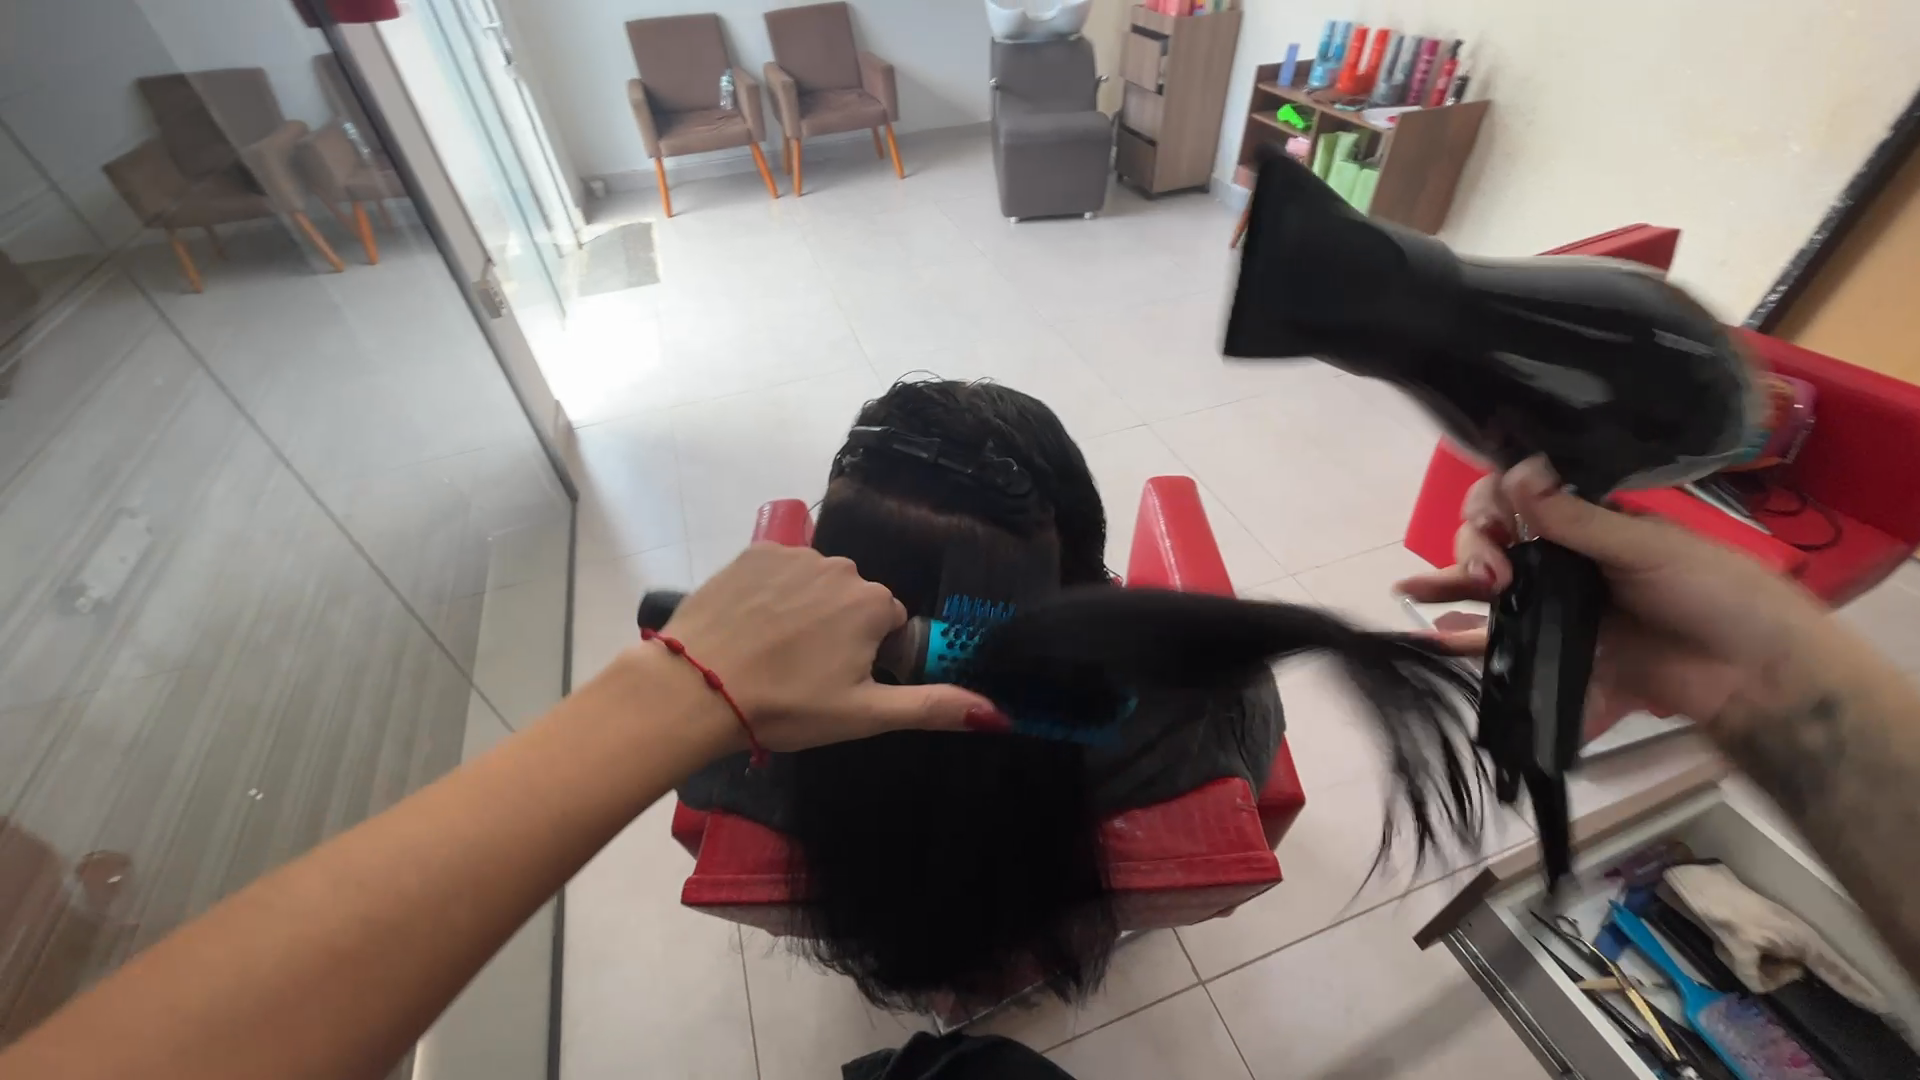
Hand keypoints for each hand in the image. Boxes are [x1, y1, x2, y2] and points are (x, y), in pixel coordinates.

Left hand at [645, 543, 1004, 751]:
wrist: (696, 688)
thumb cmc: (787, 705)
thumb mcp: (865, 715)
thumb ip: (933, 707)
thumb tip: (1000, 715)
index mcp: (873, 604)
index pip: (889, 623)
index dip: (871, 654)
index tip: (840, 680)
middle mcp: (842, 567)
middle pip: (855, 600)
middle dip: (841, 628)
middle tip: (805, 670)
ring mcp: (795, 555)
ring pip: (818, 583)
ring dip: (809, 607)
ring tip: (775, 648)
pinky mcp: (754, 551)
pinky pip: (782, 568)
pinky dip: (774, 589)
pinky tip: (752, 621)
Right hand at [1396, 456, 1828, 738]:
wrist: (1750, 677)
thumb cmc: (1715, 595)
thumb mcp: (1648, 547)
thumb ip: (1575, 518)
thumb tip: (1517, 472)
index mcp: (1585, 524)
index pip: (1517, 498)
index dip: (1492, 504)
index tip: (1496, 523)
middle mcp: (1558, 558)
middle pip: (1488, 540)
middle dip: (1473, 549)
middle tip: (1488, 575)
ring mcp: (1548, 603)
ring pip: (1478, 584)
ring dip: (1445, 582)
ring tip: (1414, 589)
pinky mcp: (1545, 647)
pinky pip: (1491, 641)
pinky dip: (1455, 638)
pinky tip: (1424, 633)